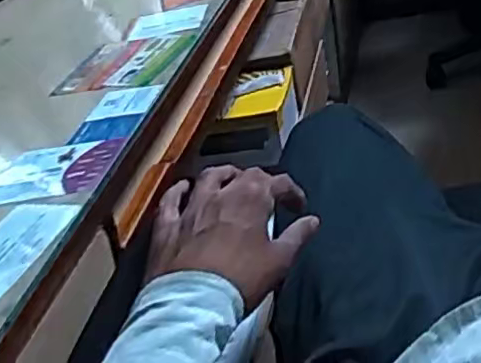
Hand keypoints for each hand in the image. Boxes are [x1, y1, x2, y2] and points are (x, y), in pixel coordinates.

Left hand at [147, 166, 319, 310]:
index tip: (298, 207)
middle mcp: (225, 192)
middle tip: (266, 195)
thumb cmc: (241, 279)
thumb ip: (297, 236)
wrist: (192, 305)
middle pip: (246, 175)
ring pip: (210, 178)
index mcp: (254, 196)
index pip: (280, 183)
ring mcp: (194, 206)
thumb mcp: (279, 260)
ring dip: (222, 175)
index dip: (292, 192)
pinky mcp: (168, 225)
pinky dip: (178, 191)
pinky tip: (183, 188)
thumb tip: (312, 221)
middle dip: (260, 181)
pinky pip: (172, 200)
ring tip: (229, 179)